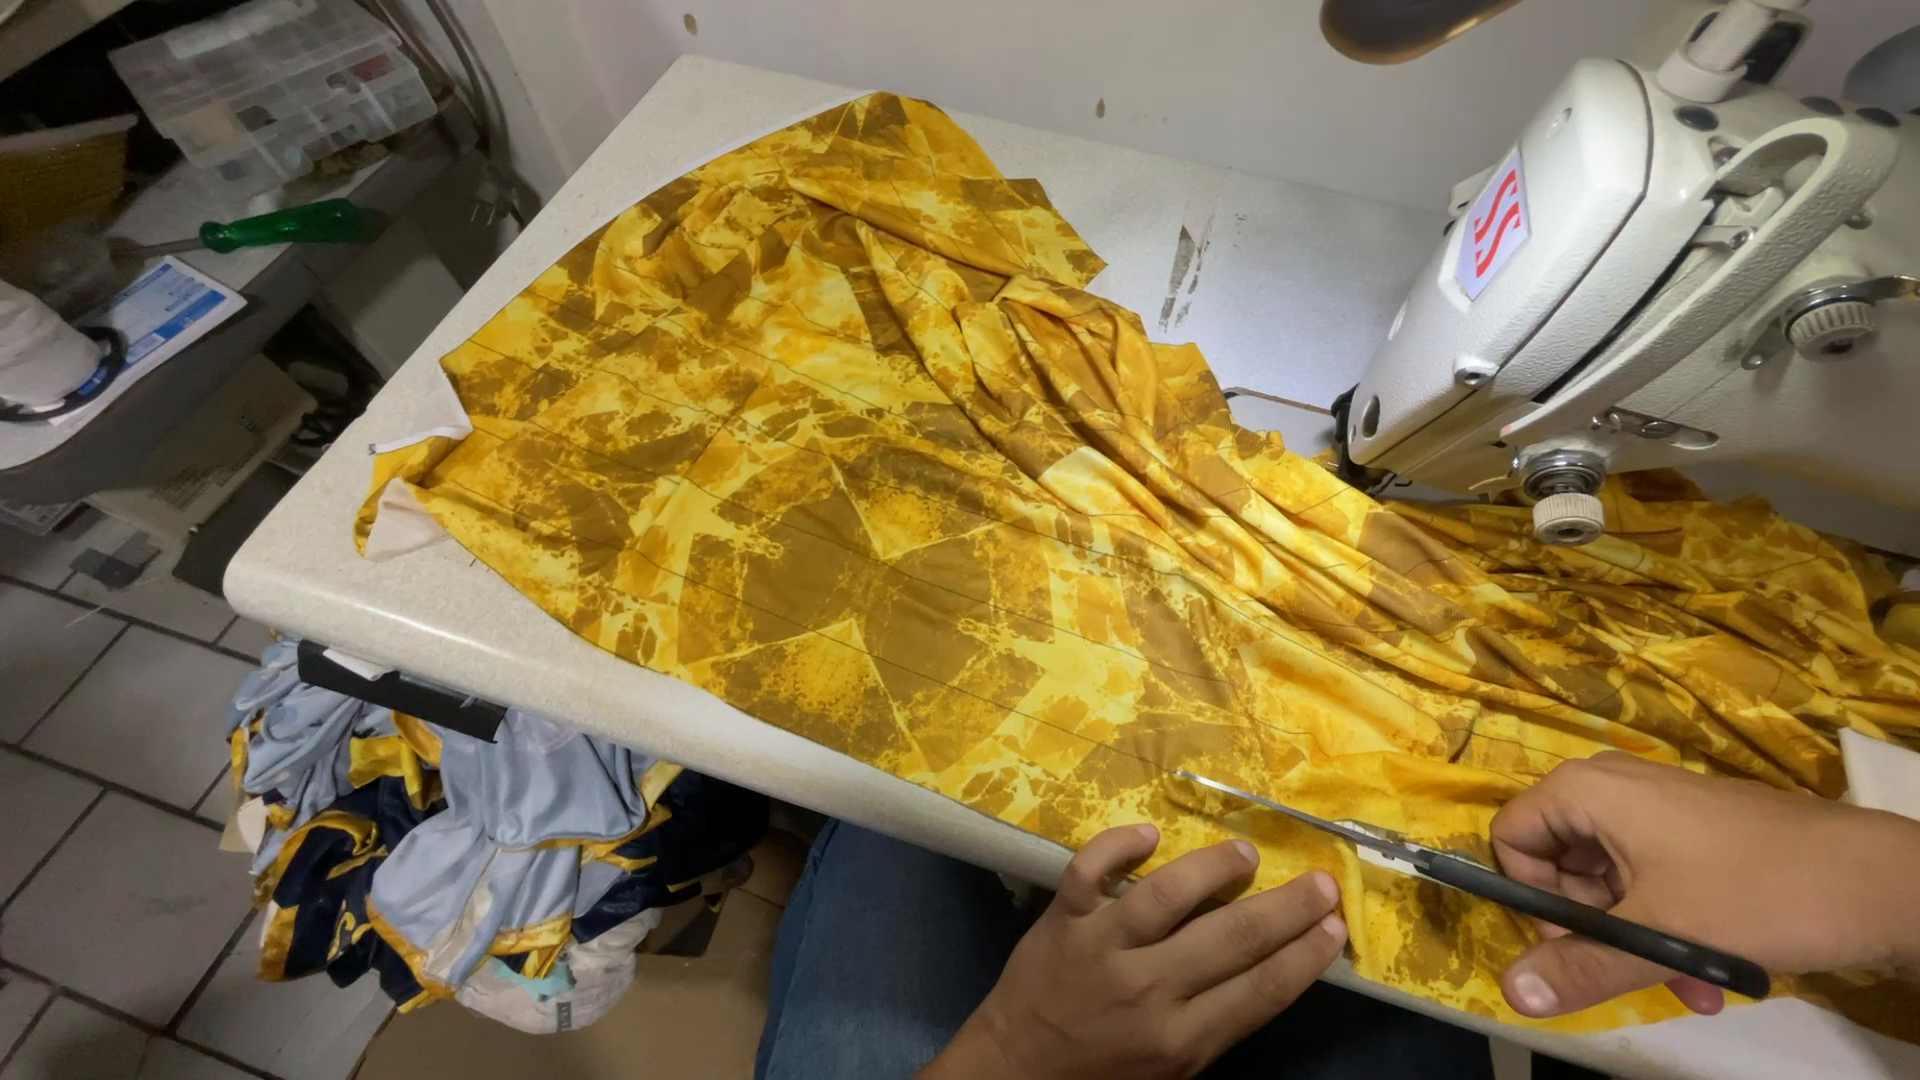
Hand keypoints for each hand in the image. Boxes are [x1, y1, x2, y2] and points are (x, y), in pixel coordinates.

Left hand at [920, 825, 1346, 1079]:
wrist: (1016, 1067)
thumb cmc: (1102, 1071)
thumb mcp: (1172, 1068)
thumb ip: (1214, 1020)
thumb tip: (1265, 966)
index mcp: (1182, 1039)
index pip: (1261, 991)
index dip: (1304, 956)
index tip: (1335, 926)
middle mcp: (1148, 988)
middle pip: (1231, 939)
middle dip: (1286, 909)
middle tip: (1320, 880)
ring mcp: (1101, 945)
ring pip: (1165, 896)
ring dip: (1212, 869)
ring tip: (1245, 852)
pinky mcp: (1062, 916)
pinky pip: (1090, 870)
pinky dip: (1117, 845)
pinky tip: (1149, 832)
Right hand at [1492, 751, 1919, 1018]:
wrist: (1898, 881)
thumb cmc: (1760, 891)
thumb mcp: (1666, 936)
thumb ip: (1583, 965)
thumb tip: (1512, 993)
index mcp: (1580, 790)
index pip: (1511, 838)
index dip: (1534, 896)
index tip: (1583, 942)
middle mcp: (1605, 784)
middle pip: (1559, 857)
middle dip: (1596, 925)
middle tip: (1641, 969)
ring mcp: (1651, 800)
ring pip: (1608, 872)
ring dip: (1637, 932)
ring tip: (1692, 983)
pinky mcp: (1689, 820)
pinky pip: (1647, 868)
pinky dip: (1666, 915)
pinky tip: (1713, 963)